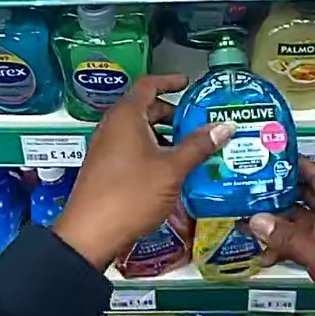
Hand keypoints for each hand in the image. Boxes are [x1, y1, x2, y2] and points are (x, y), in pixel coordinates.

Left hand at [53, 73, 230, 269]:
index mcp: (127, 116)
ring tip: (190, 149)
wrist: (90, 234)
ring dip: (164, 135)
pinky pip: (132, 148)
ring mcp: (106, 147)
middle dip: (173, 114)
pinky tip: (171, 170)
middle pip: (146, 108)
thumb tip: (224, 126)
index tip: (189, 84)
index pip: (149, 84)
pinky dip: (152, 150)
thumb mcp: (171, 169)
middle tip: (198, 123)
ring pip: (140, 131)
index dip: (170, 81)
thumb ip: (198, 146)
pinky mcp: (105, 167)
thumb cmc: (130, 195)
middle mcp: (113, 126)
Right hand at [247, 160, 314, 315]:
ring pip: (299, 226)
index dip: (295, 166)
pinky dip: (282, 249)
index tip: (266, 156)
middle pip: (306, 200)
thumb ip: (290, 239)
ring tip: (242, 220)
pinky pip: (299, 249)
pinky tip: (261, 254)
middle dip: (277, 196)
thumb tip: (255, 220)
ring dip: (275, 226)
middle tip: (244, 188)